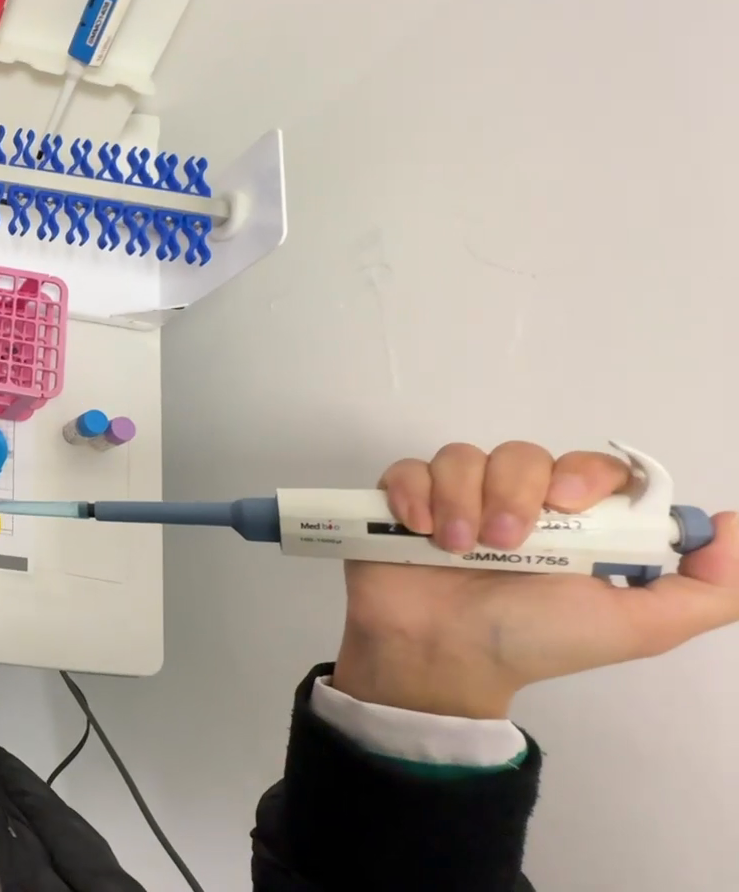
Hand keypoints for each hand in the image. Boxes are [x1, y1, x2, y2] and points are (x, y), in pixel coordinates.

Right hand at [332, 442, 738, 718]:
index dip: (582, 474)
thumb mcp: (640, 626)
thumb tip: (729, 523)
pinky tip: (417, 529)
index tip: (566, 507)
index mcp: (573, 525)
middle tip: (504, 544)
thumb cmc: (536, 639)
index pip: (591, 466)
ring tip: (453, 548)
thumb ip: (709, 589)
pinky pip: (406, 469)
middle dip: (510, 494)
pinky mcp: (399, 501)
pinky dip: (412, 494)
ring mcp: (452, 499)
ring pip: (460, 457)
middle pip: (520, 453)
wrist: (443, 652)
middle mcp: (513, 503)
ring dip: (457, 500)